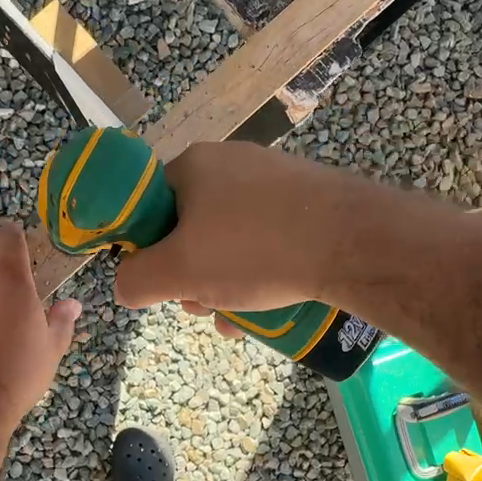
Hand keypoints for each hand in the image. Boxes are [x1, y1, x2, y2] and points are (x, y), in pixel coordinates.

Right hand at [113, 142, 366, 324]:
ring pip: (229, 240)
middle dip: (191, 277)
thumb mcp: (179, 272)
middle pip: (189, 229)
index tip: (166, 285)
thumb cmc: (255, 250)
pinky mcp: (308, 200)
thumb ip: (136, 280)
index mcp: (193, 165)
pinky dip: (259, 273)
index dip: (149, 253)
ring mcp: (274, 179)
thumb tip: (125, 286)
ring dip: (224, 284)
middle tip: (204, 306)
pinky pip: (265, 239)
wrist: (356, 243)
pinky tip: (267, 306)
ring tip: (238, 318)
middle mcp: (231, 162)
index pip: (148, 208)